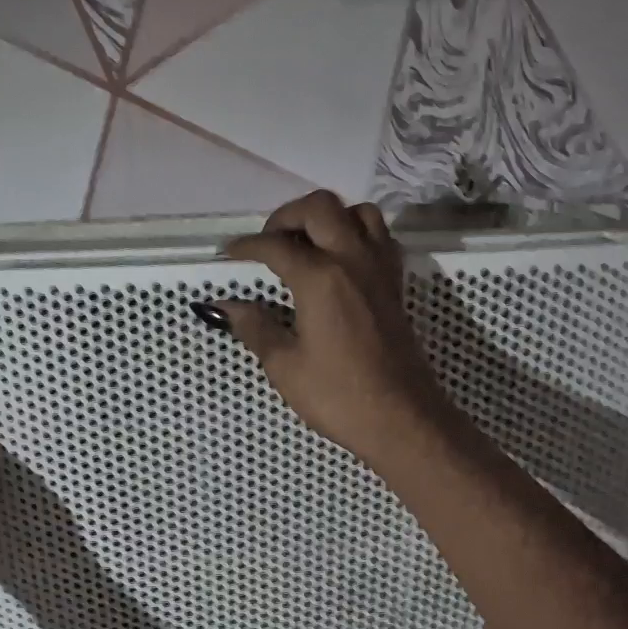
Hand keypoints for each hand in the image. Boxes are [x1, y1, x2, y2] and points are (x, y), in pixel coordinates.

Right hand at [212, 191, 461, 467]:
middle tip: (268, 241)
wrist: (403, 421)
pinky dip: (356, 234)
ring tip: (306, 244)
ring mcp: (379, 269)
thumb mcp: (285, 366)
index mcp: (320, 278)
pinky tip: (339, 261)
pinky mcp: (395, 284)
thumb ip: (255, 327)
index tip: (227, 255)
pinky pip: (378, 237)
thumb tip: (224, 306)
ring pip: (357, 213)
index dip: (246, 246)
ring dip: (328, 218)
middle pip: (320, 207)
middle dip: (287, 216)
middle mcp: (352, 260)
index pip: (275, 245)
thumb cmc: (339, 397)